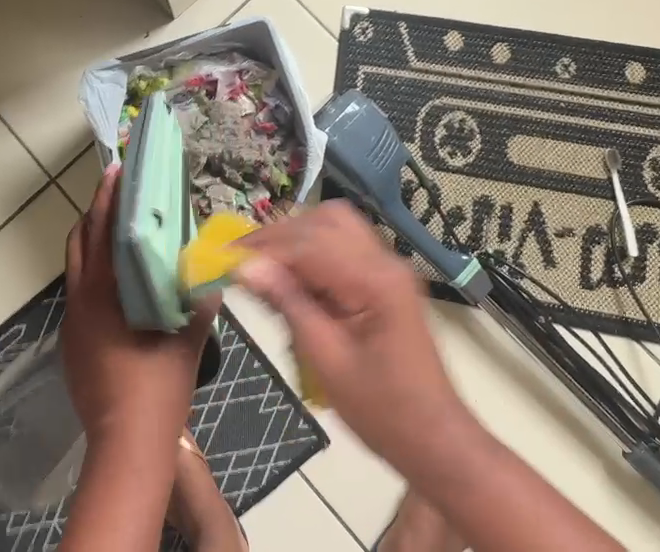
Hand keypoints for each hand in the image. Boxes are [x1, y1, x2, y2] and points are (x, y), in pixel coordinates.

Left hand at [61, 163, 220, 451]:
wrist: (124, 444)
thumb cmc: (158, 388)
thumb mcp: (187, 342)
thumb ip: (199, 304)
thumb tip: (212, 274)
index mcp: (106, 292)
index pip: (105, 230)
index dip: (110, 197)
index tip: (116, 169)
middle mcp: (81, 298)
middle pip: (81, 240)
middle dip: (97, 211)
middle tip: (116, 190)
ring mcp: (73, 320)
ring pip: (76, 265)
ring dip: (91, 239)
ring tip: (114, 224)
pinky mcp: (71, 341)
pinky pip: (78, 291)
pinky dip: (92, 271)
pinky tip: (114, 279)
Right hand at [234, 202, 466, 468]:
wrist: (435, 439)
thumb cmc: (382, 410)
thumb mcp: (326, 360)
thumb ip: (288, 305)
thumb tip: (245, 267)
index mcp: (376, 281)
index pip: (309, 244)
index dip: (263, 248)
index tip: (223, 260)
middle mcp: (385, 262)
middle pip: (324, 221)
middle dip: (278, 235)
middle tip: (241, 261)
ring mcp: (388, 268)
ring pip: (334, 226)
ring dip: (294, 238)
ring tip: (261, 266)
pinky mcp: (384, 280)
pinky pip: (342, 247)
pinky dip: (311, 251)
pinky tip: (290, 277)